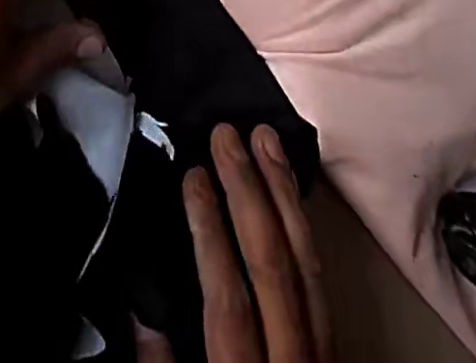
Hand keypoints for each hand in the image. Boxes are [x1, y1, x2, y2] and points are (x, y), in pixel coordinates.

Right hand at [140, 124, 334, 362]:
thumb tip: (140, 308)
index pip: (229, 297)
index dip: (209, 232)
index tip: (191, 175)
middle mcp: (294, 361)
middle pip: (275, 268)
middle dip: (248, 193)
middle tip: (227, 135)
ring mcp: (323, 352)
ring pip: (309, 263)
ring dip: (284, 193)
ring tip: (266, 140)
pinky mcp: (335, 344)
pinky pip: (322, 276)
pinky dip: (304, 223)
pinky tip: (289, 188)